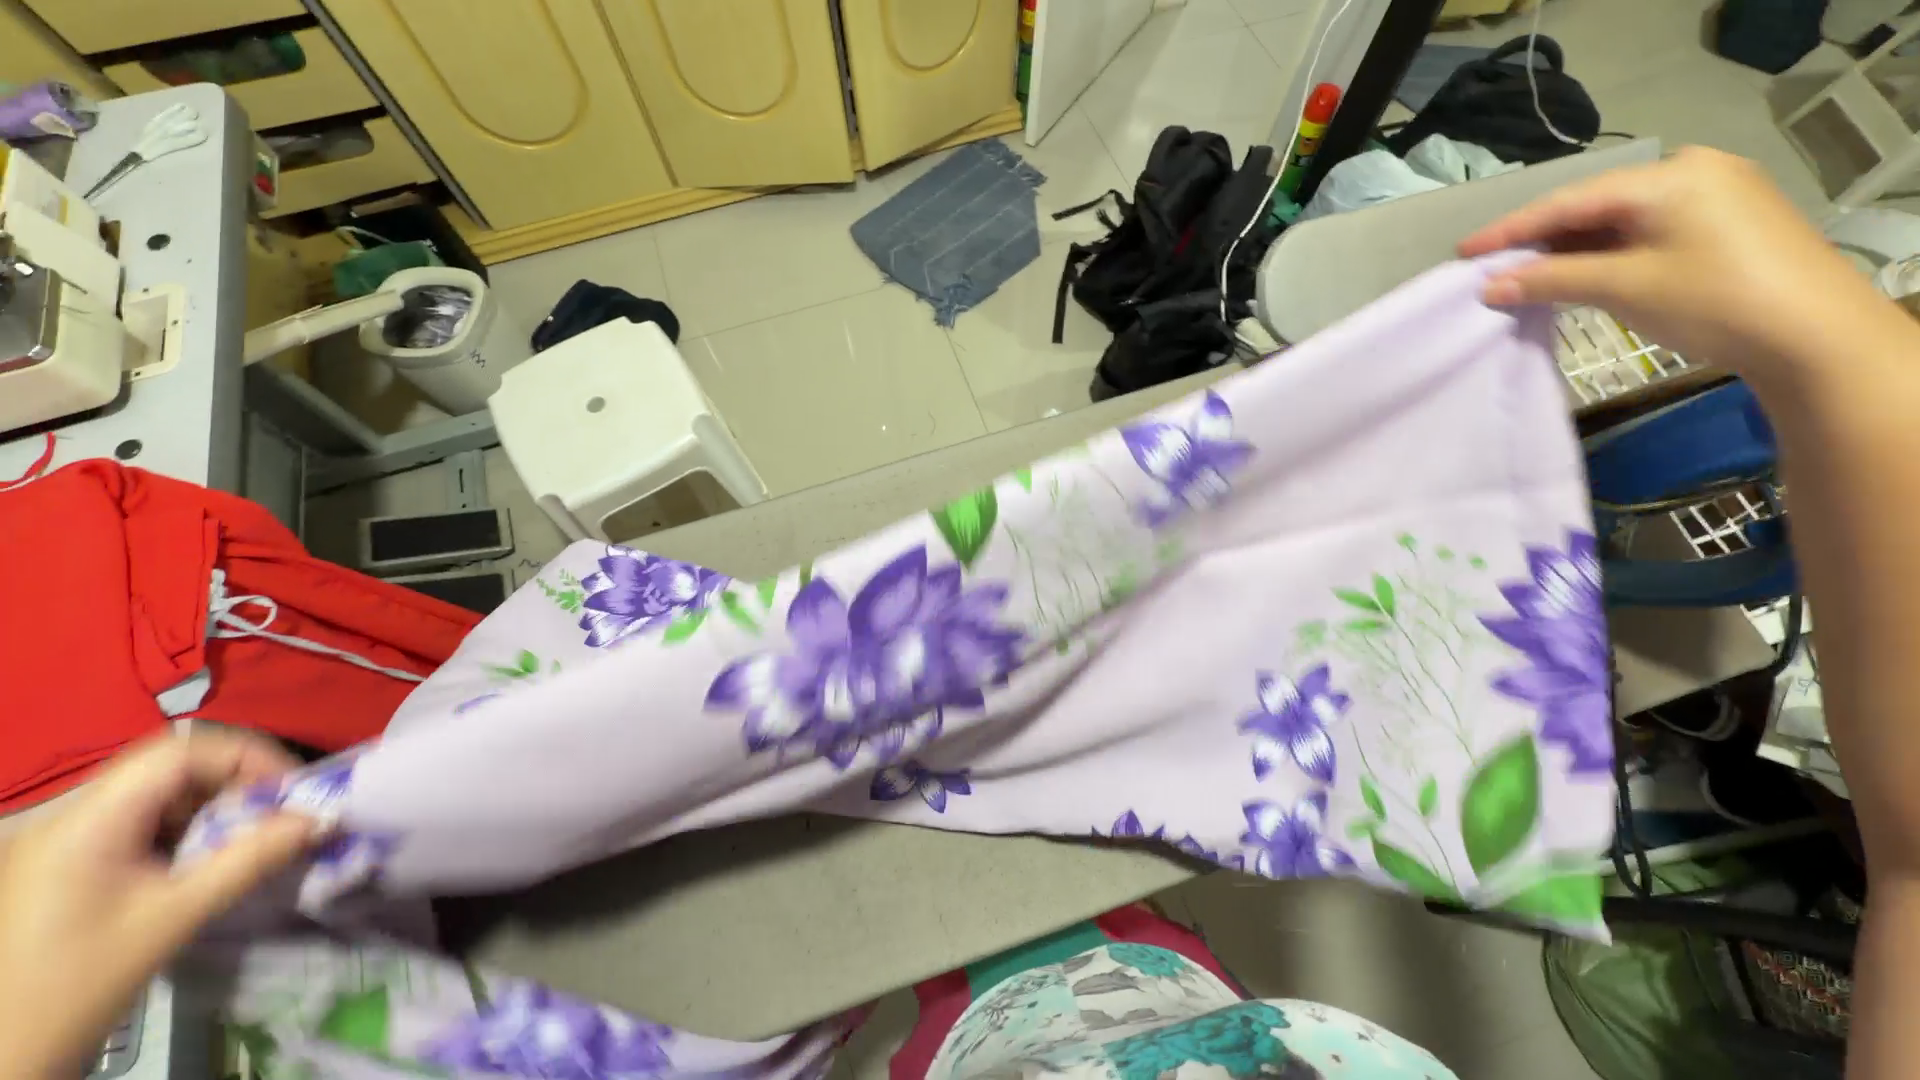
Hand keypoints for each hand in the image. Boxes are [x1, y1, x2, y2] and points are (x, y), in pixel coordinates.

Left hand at [0, 733, 313, 1077]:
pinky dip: (187, 826)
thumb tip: (320, 819)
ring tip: (253, 834)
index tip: (291, 790)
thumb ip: (252, 859)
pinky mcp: (66, 861)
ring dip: (215, 803)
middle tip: (280, 811)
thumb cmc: (81, 983)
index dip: (247, 757)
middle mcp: (68, 816)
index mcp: (86, 822)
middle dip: (236, 780)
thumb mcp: (176, 917)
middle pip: (169, 765)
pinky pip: (140, 820)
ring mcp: (63, 839)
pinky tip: (208, 857)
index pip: (180, 751)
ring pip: (158, 791)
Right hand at [1460, 146, 1892, 381]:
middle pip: (1593, 206)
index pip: (1570, 201)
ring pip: (1617, 221)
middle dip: (1539, 239)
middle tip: (1490, 266)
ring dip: (1569, 250)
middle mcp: (1692, 173)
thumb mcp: (1621, 287)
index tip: (1464, 251)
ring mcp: (1713, 196)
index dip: (1511, 229)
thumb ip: (1550, 279)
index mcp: (1669, 177)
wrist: (1812, 336)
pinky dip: (1603, 254)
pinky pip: (1642, 231)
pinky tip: (1573, 273)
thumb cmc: (1711, 300)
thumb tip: (1491, 285)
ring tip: (1522, 274)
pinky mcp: (1722, 224)